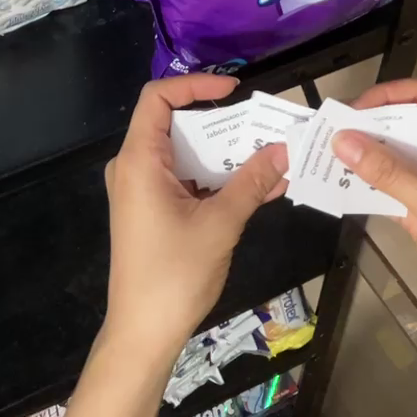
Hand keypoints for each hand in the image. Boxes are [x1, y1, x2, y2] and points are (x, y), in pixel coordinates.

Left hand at [103, 75, 289, 357]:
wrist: (142, 333)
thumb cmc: (174, 274)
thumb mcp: (220, 224)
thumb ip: (251, 182)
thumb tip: (284, 150)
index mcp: (139, 159)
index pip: (158, 97)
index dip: (195, 84)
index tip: (234, 89)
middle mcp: (133, 166)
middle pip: (173, 123)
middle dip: (219, 121)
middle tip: (260, 124)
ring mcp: (139, 188)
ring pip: (182, 153)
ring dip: (221, 152)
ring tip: (266, 154)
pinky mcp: (149, 208)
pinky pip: (182, 178)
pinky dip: (213, 177)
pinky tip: (254, 187)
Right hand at [333, 79, 416, 351]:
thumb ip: (390, 174)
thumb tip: (340, 139)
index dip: (384, 97)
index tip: (346, 111)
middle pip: (400, 127)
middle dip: (363, 129)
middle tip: (320, 135)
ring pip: (390, 160)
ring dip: (359, 160)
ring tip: (318, 159)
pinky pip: (387, 191)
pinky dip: (363, 188)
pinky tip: (335, 188)